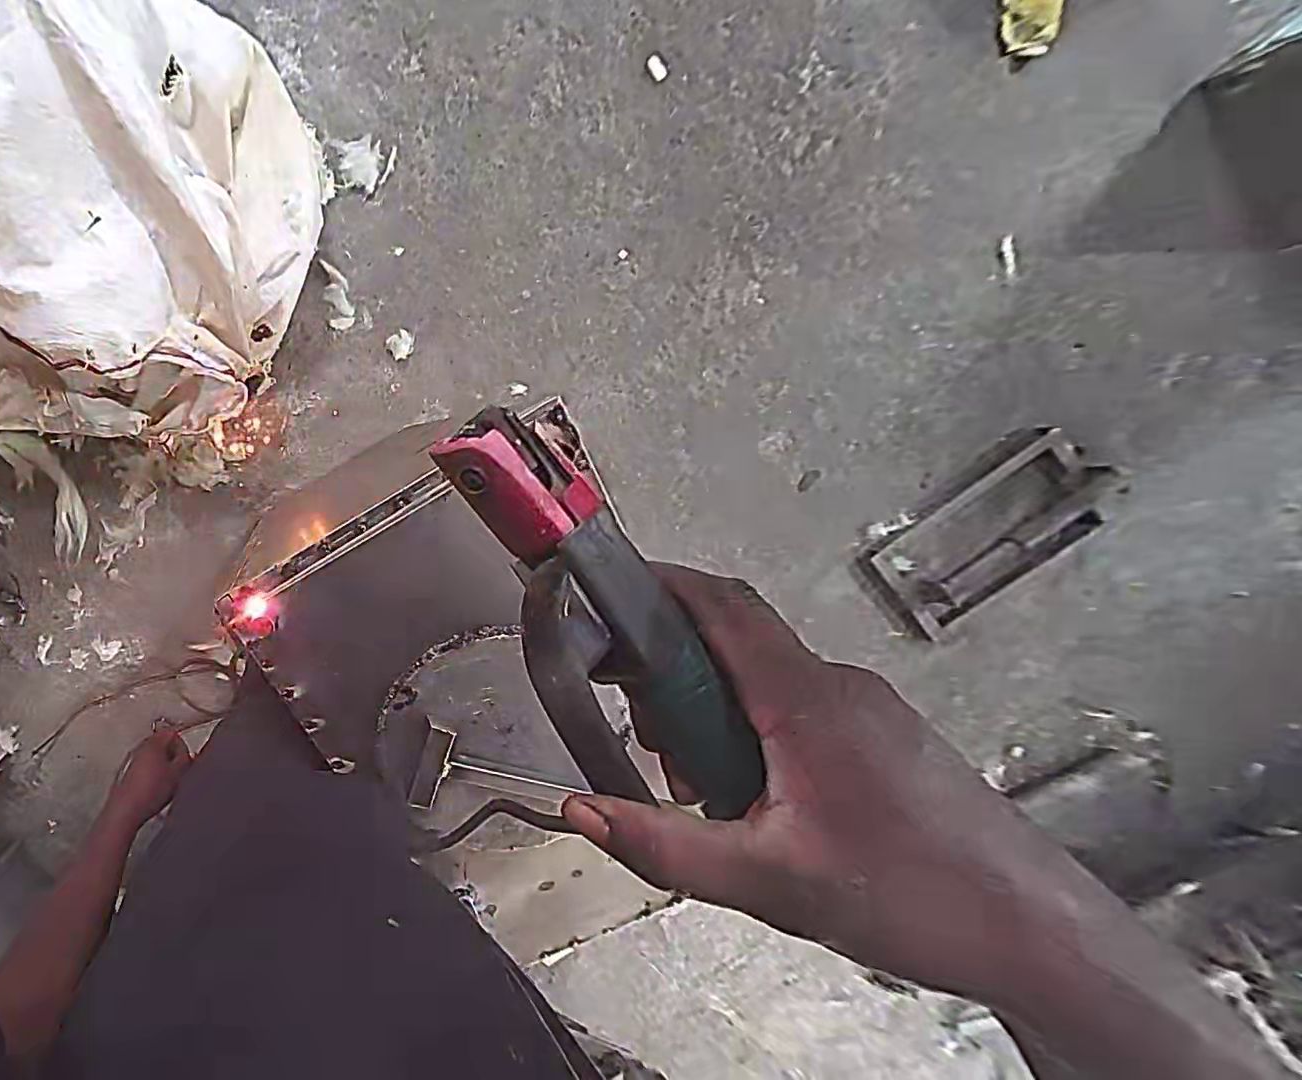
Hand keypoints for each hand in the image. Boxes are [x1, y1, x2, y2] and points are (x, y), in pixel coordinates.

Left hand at [100, 729, 193, 832]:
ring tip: (168, 783)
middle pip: (162, 745)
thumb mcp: (179, 773)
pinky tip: (156, 790)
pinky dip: (152, 776)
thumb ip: (187, 759)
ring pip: (153, 758)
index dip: (183, 747)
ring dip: (162, 767)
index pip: (173, 733)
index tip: (186, 760)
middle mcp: (139, 748)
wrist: (126, 811)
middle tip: (179, 772)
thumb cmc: (150, 790)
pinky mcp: (126, 776)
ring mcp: (131, 761)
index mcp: (153, 742)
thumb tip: (188, 754)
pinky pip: (144, 770)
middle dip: (172, 757)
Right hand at [560, 564, 1100, 1002]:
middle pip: (729, 640)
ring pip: (754, 676)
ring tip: (698, 780)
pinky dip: (741, 728)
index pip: (726, 606)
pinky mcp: (872, 734)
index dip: (666, 583)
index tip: (617, 582)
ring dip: (705, 710)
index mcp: (808, 702)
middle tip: (648, 730)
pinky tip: (744, 790)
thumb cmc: (926, 904)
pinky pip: (784, 703)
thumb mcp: (769, 883)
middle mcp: (836, 688)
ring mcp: (860, 708)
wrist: (1054, 951)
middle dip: (671, 672)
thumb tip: (583, 810)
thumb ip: (664, 846)